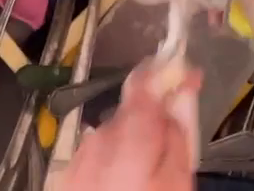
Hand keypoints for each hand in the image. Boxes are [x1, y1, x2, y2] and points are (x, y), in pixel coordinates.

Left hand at [61, 61, 202, 190]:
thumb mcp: (178, 187)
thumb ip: (179, 140)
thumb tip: (178, 101)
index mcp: (131, 133)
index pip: (146, 82)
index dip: (167, 74)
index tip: (188, 76)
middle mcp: (99, 136)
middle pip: (131, 111)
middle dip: (152, 120)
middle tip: (171, 147)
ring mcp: (78, 158)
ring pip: (111, 136)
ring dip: (130, 144)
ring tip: (144, 178)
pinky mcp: (65, 180)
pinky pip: (94, 158)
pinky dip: (109, 163)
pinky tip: (120, 188)